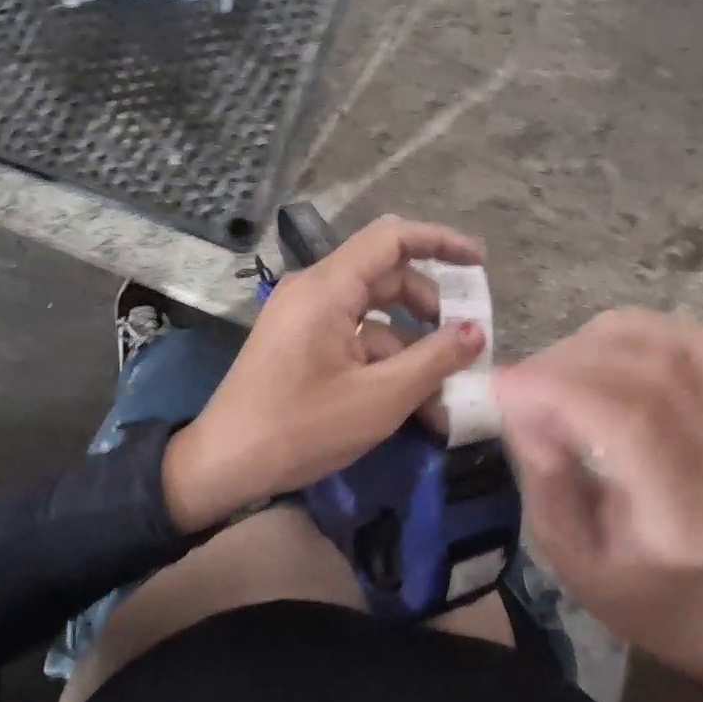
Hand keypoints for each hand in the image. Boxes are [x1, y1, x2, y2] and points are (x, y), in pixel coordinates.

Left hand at [162, 219, 488, 532]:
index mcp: (326, 287)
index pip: (390, 238)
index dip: (438, 242)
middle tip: (464, 343)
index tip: (478, 263)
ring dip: (410, 344)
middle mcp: (312, 289)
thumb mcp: (379, 399)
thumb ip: (433, 360)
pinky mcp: (298, 342)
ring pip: (372, 313)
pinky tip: (410, 404)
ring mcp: (302, 316)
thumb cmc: (301, 428)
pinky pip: (351, 336)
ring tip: (443, 391)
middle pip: (384, 276)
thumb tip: (477, 332)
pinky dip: (383, 360)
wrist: (224, 463)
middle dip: (429, 307)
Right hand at [492, 309, 702, 640]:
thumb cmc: (617, 582)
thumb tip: (519, 397)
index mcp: (678, 521)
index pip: (633, 425)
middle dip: (568, 363)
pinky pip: (688, 340)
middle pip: (653, 375)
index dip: (562, 389)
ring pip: (673, 347)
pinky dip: (634, 331)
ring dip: (597, 342)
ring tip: (553, 369)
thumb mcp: (561, 547)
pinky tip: (595, 350)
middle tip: (518, 381)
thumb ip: (543, 470)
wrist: (688, 595)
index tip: (503, 384)